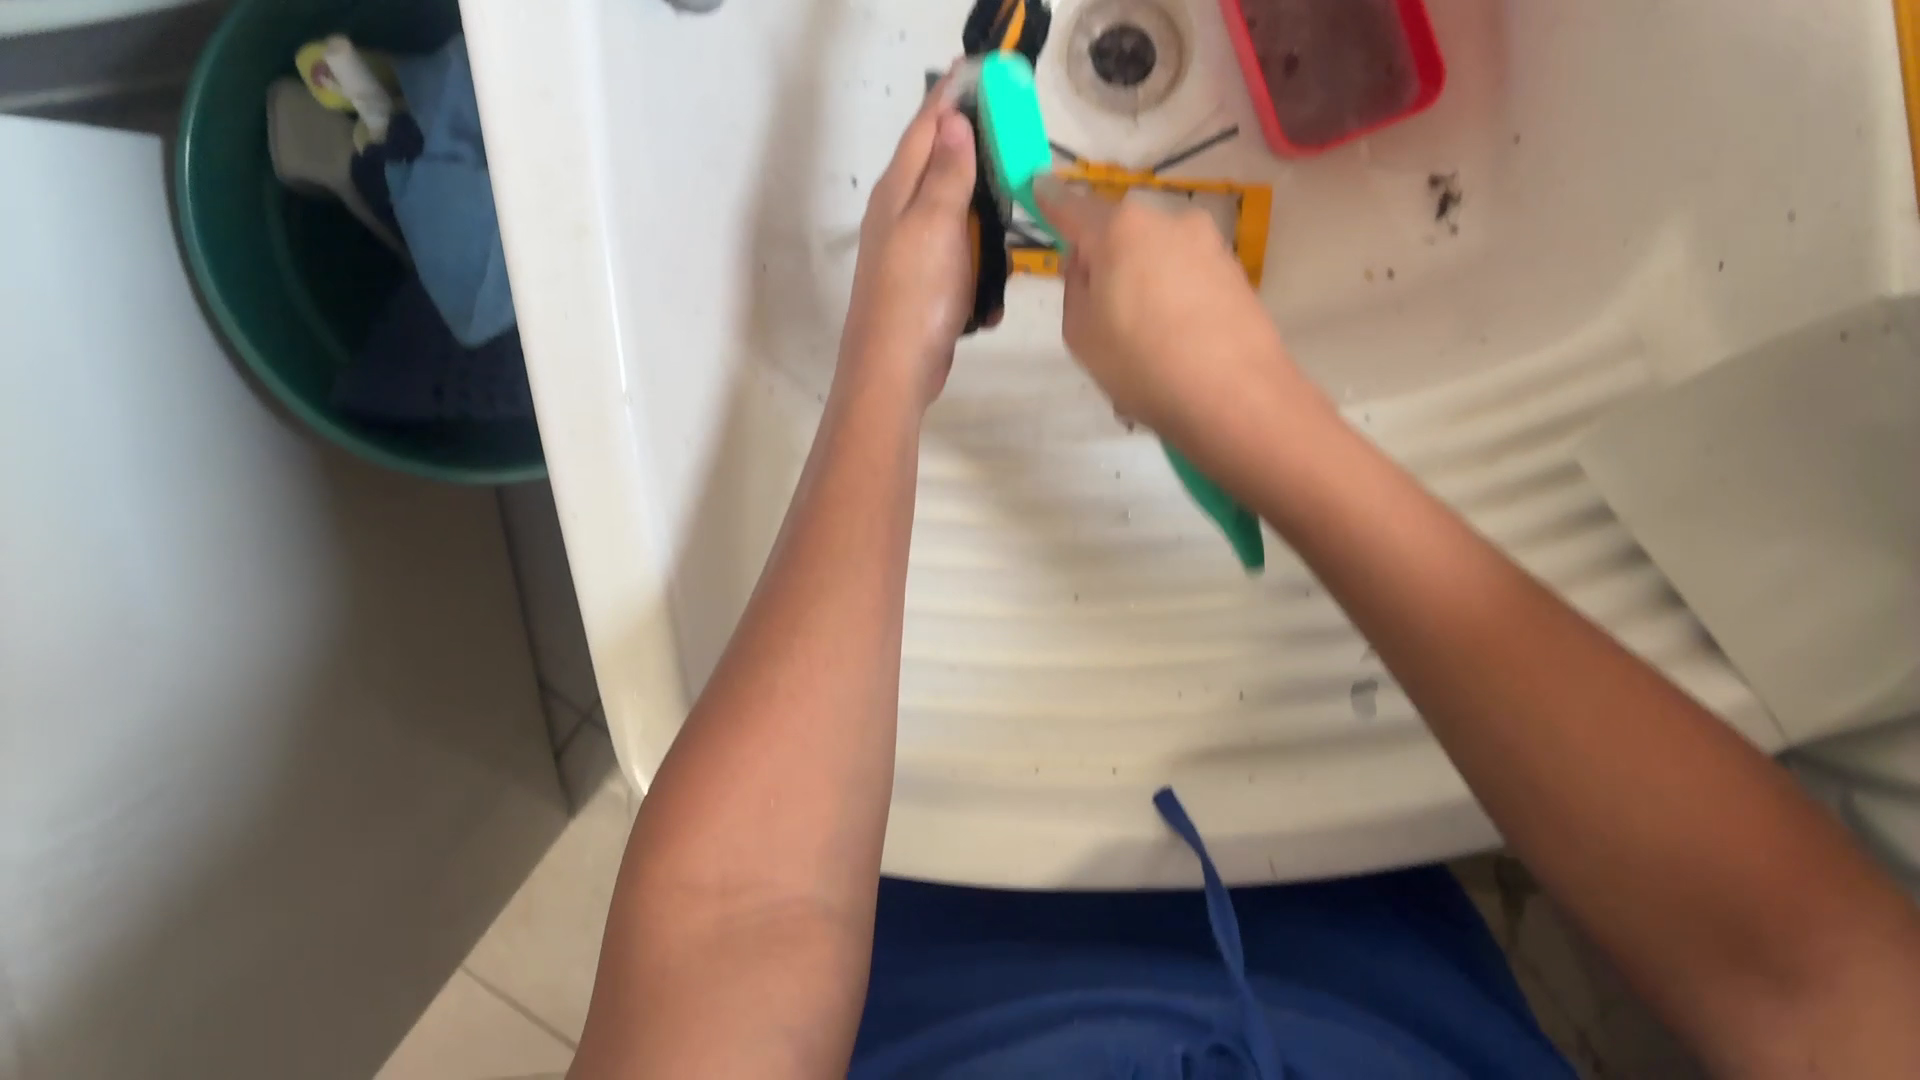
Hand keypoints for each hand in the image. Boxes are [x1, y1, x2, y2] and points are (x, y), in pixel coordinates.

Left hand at [838, 77, 983, 408]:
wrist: (894, 372)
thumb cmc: (915, 295)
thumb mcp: (936, 225)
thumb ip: (947, 174)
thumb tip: (952, 121)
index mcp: (898, 192)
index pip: (926, 128)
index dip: (951, 99)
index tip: (981, 77)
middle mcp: (900, 216)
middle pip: (941, 171)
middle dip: (976, 160)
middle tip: (1014, 150)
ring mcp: (911, 255)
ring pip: (956, 223)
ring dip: (983, 230)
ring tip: (1011, 229)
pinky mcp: (925, 288)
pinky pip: (959, 268)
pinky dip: (976, 277)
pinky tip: (990, 299)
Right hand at [1035, 176, 1307, 446]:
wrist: (1234, 397)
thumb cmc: (1141, 364)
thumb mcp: (1079, 332)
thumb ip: (1074, 286)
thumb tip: (1088, 263)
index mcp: (1120, 229)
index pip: (1073, 207)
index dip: (1051, 202)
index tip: (1037, 190)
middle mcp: (1168, 221)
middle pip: (1120, 233)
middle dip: (1105, 261)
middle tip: (1100, 318)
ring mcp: (1208, 244)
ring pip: (1155, 257)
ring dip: (1142, 285)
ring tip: (1143, 344)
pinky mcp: (1234, 272)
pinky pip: (1186, 279)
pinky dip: (1172, 301)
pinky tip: (1174, 346)